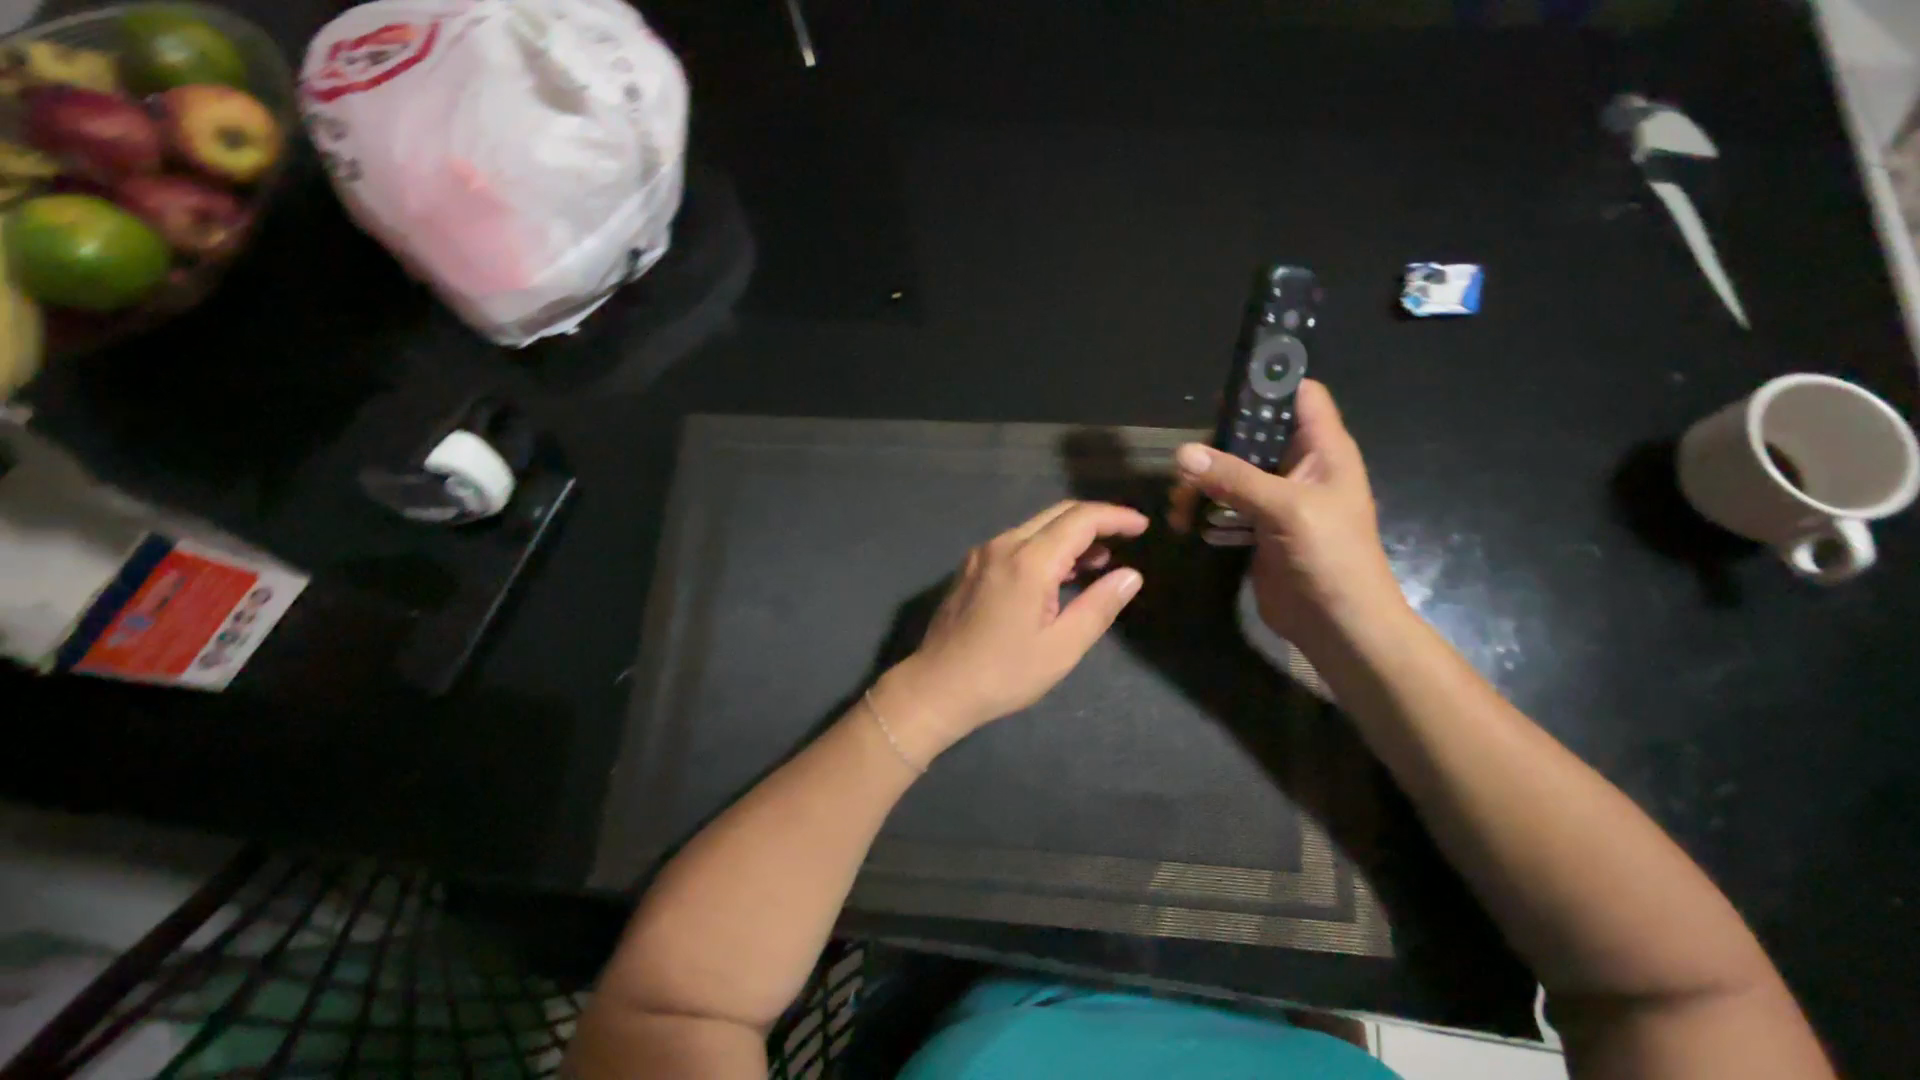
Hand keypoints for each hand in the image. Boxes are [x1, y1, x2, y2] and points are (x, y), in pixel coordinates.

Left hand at [878, 501, 1148, 754]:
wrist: (937, 687)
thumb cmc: (1004, 673)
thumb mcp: (1062, 647)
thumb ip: (1099, 606)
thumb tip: (1131, 575)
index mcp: (1029, 561)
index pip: (1081, 519)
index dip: (1116, 517)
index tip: (1142, 527)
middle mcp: (1003, 545)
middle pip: (1057, 514)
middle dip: (1095, 521)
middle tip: (1126, 539)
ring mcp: (983, 554)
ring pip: (1036, 527)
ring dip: (1069, 536)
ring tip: (1099, 562)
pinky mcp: (971, 567)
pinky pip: (1017, 543)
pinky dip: (1045, 548)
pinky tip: (1059, 574)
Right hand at [1172, 380, 1405, 648]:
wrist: (1340, 626)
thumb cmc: (1332, 558)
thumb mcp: (1287, 509)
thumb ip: (1235, 478)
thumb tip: (1182, 453)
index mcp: (1323, 450)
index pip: (1299, 396)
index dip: (1267, 385)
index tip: (1222, 393)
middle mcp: (1300, 468)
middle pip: (1253, 435)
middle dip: (1216, 444)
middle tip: (1186, 464)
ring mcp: (1278, 500)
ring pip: (1231, 472)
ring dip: (1202, 483)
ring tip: (1181, 505)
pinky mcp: (1258, 529)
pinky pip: (1224, 506)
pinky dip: (1203, 510)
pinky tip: (1186, 524)